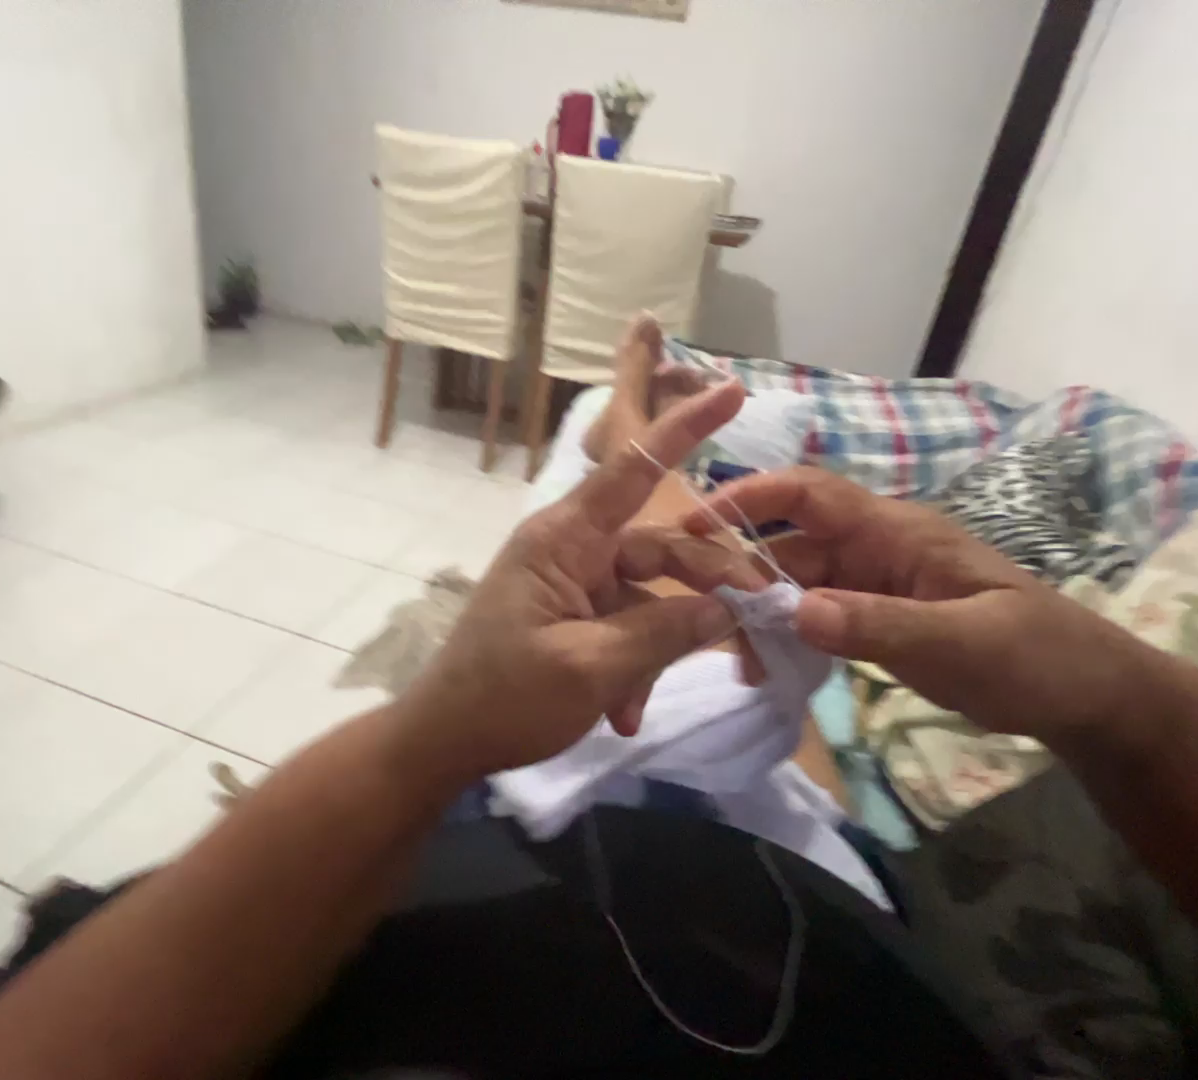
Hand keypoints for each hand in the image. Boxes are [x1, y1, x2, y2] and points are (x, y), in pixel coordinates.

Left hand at [392, 381, 764, 781]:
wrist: (445, 740)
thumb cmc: (505, 697)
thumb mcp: (590, 668)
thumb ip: (663, 633)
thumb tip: (724, 610)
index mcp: (563, 537)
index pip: (632, 469)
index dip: (684, 429)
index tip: (732, 391)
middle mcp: (571, 548)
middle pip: (659, 547)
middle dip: (702, 584)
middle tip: (752, 615)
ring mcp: (572, 584)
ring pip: (648, 595)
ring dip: (659, 648)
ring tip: (641, 705)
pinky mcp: (574, 617)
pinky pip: (625, 628)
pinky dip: (634, 668)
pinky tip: (624, 716)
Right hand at [682, 467, 1161, 744]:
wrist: (1088, 698)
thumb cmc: (1038, 656)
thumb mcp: (964, 642)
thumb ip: (879, 625)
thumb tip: (794, 612)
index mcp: (896, 532)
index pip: (810, 494)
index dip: (750, 496)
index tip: (696, 523)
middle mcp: (874, 549)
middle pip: (790, 547)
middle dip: (744, 575)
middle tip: (711, 621)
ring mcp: (873, 585)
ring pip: (796, 586)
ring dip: (763, 616)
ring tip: (743, 663)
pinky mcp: (874, 618)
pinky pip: (815, 618)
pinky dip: (788, 638)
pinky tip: (773, 670)